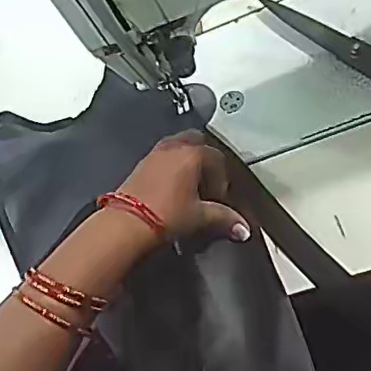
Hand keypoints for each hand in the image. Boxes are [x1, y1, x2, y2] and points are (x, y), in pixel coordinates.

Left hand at [115, 131, 251, 242]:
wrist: (128, 223)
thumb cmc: (165, 215)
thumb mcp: (200, 217)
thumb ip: (224, 218)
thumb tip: (242, 228)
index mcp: (192, 154)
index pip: (217, 159)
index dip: (222, 179)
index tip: (220, 198)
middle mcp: (173, 148)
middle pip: (196, 142)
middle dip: (205, 159)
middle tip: (208, 183)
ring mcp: (154, 154)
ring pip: (177, 147)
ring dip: (187, 160)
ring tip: (190, 185)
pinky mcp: (140, 165)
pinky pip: (162, 157)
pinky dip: (170, 166)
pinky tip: (171, 187)